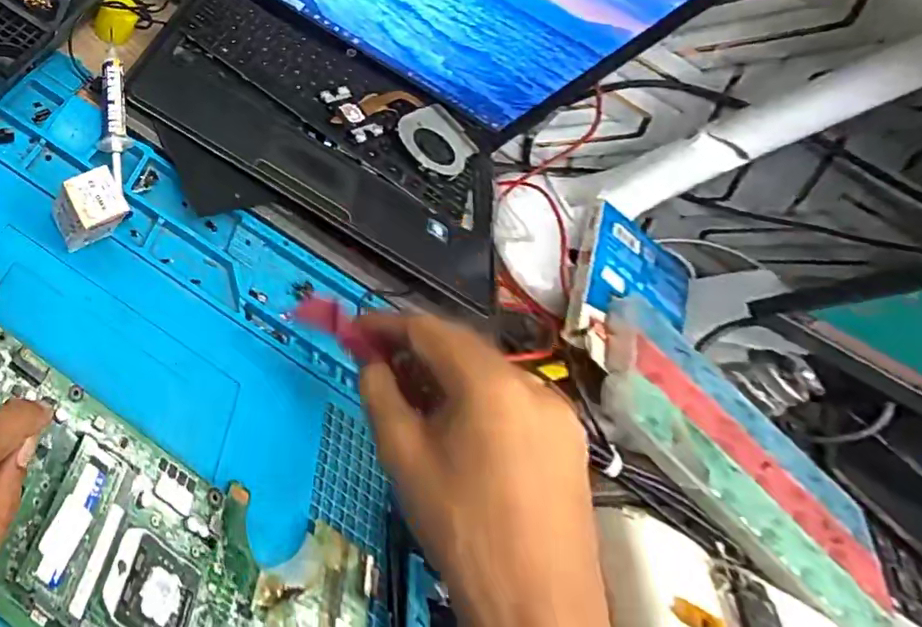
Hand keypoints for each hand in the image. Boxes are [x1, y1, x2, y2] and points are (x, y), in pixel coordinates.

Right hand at [357, 313, 608, 626]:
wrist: (538, 609)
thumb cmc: (461, 526)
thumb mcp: (402, 454)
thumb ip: (378, 391)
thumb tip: (370, 360)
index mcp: (491, 384)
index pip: (428, 329)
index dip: (384, 324)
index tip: (353, 330)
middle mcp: (532, 385)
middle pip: (460, 344)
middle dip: (413, 346)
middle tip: (374, 360)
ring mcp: (557, 412)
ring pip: (487, 370)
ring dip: (444, 370)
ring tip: (409, 392)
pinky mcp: (568, 440)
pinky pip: (511, 396)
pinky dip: (474, 394)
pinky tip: (452, 419)